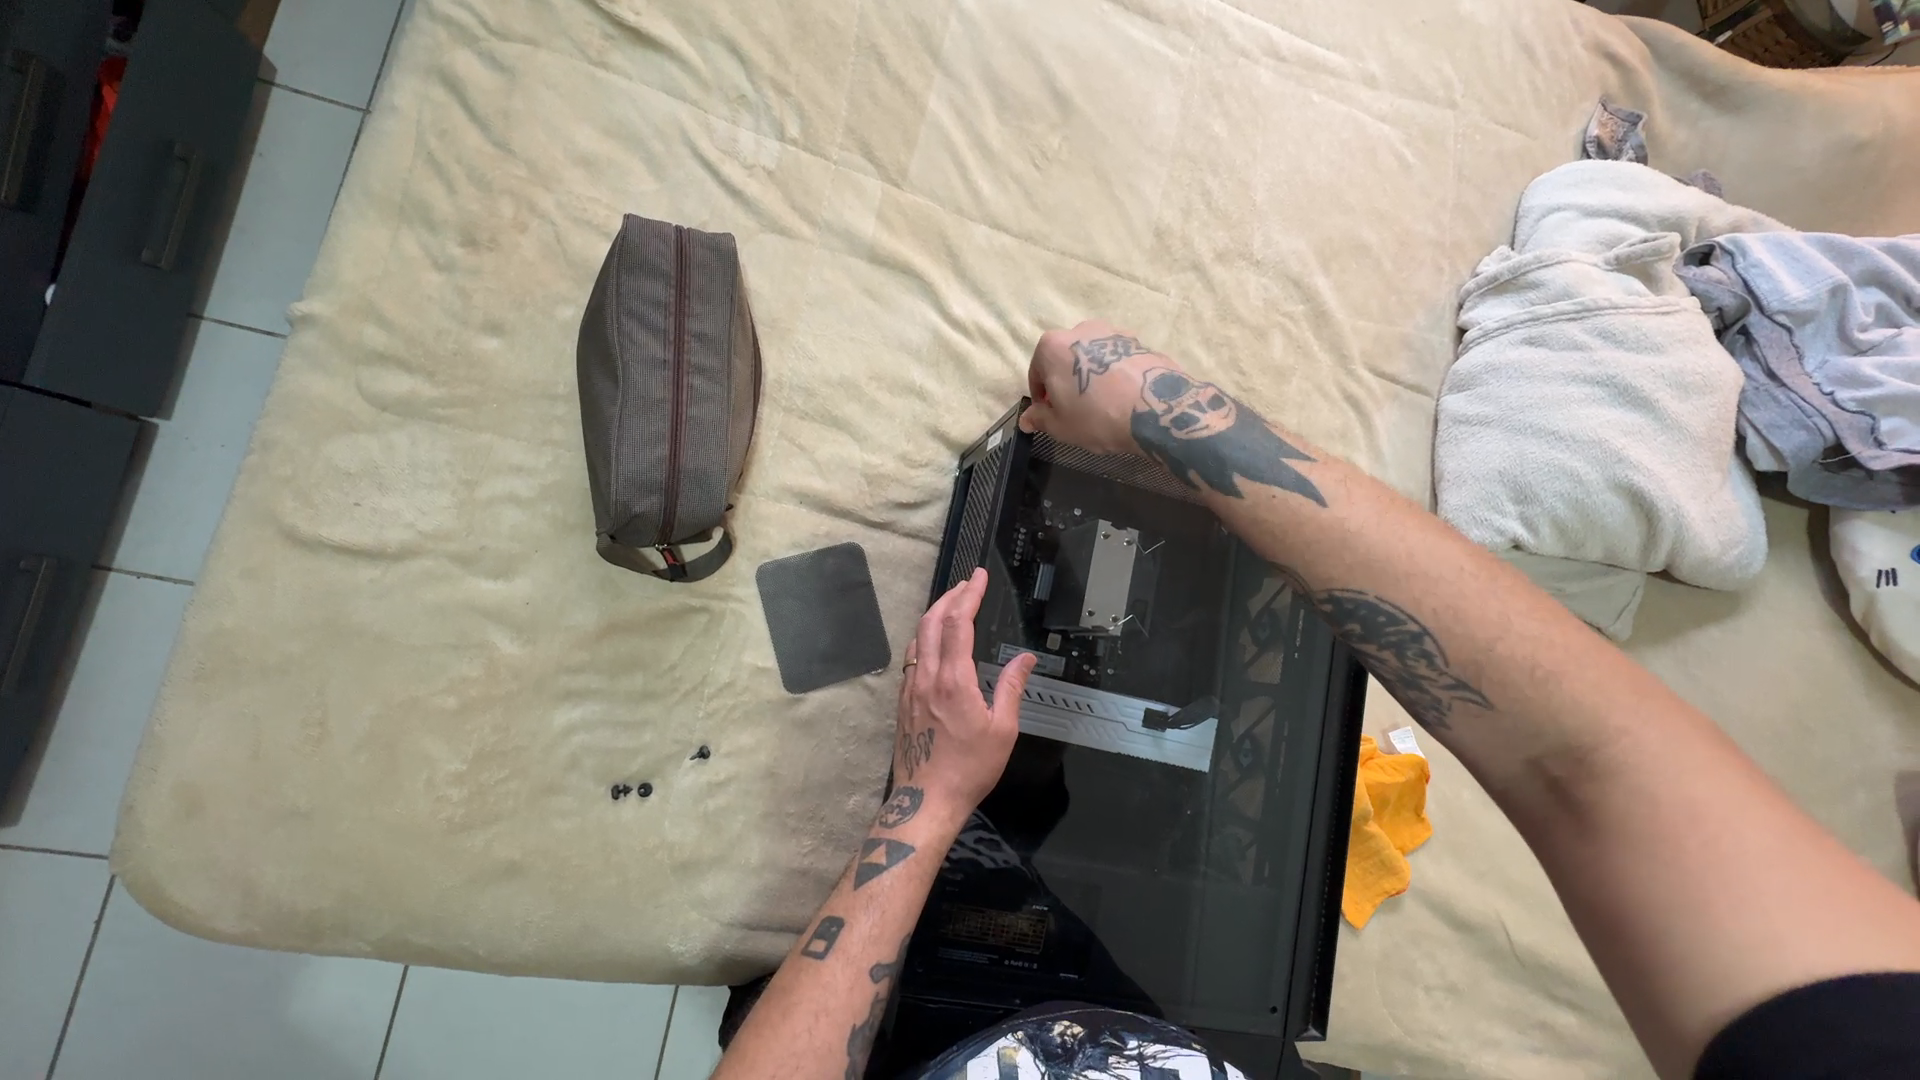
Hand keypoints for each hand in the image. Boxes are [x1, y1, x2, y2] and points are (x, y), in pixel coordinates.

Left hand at [893, 568, 1036, 818]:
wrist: (926, 800)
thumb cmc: (969, 769)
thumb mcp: (1003, 730)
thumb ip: (1012, 687)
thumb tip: (1025, 658)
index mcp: (954, 680)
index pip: (959, 623)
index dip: (969, 594)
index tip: (979, 576)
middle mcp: (927, 677)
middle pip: (932, 621)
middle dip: (950, 596)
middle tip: (968, 584)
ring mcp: (910, 688)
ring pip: (918, 637)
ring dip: (934, 615)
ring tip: (952, 606)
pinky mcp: (902, 701)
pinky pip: (911, 657)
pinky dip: (924, 638)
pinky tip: (933, 642)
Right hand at [1018, 318, 1184, 455]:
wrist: (1155, 408)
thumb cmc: (1096, 416)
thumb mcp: (1060, 426)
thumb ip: (1039, 418)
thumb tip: (1026, 419)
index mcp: (1052, 346)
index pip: (1037, 374)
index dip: (1042, 398)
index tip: (1051, 415)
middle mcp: (1081, 330)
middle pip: (1065, 360)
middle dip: (1065, 383)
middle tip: (1076, 411)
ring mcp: (1113, 332)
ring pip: (1092, 357)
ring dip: (1090, 376)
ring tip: (1102, 404)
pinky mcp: (1139, 341)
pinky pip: (1116, 360)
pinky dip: (1114, 374)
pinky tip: (1122, 397)